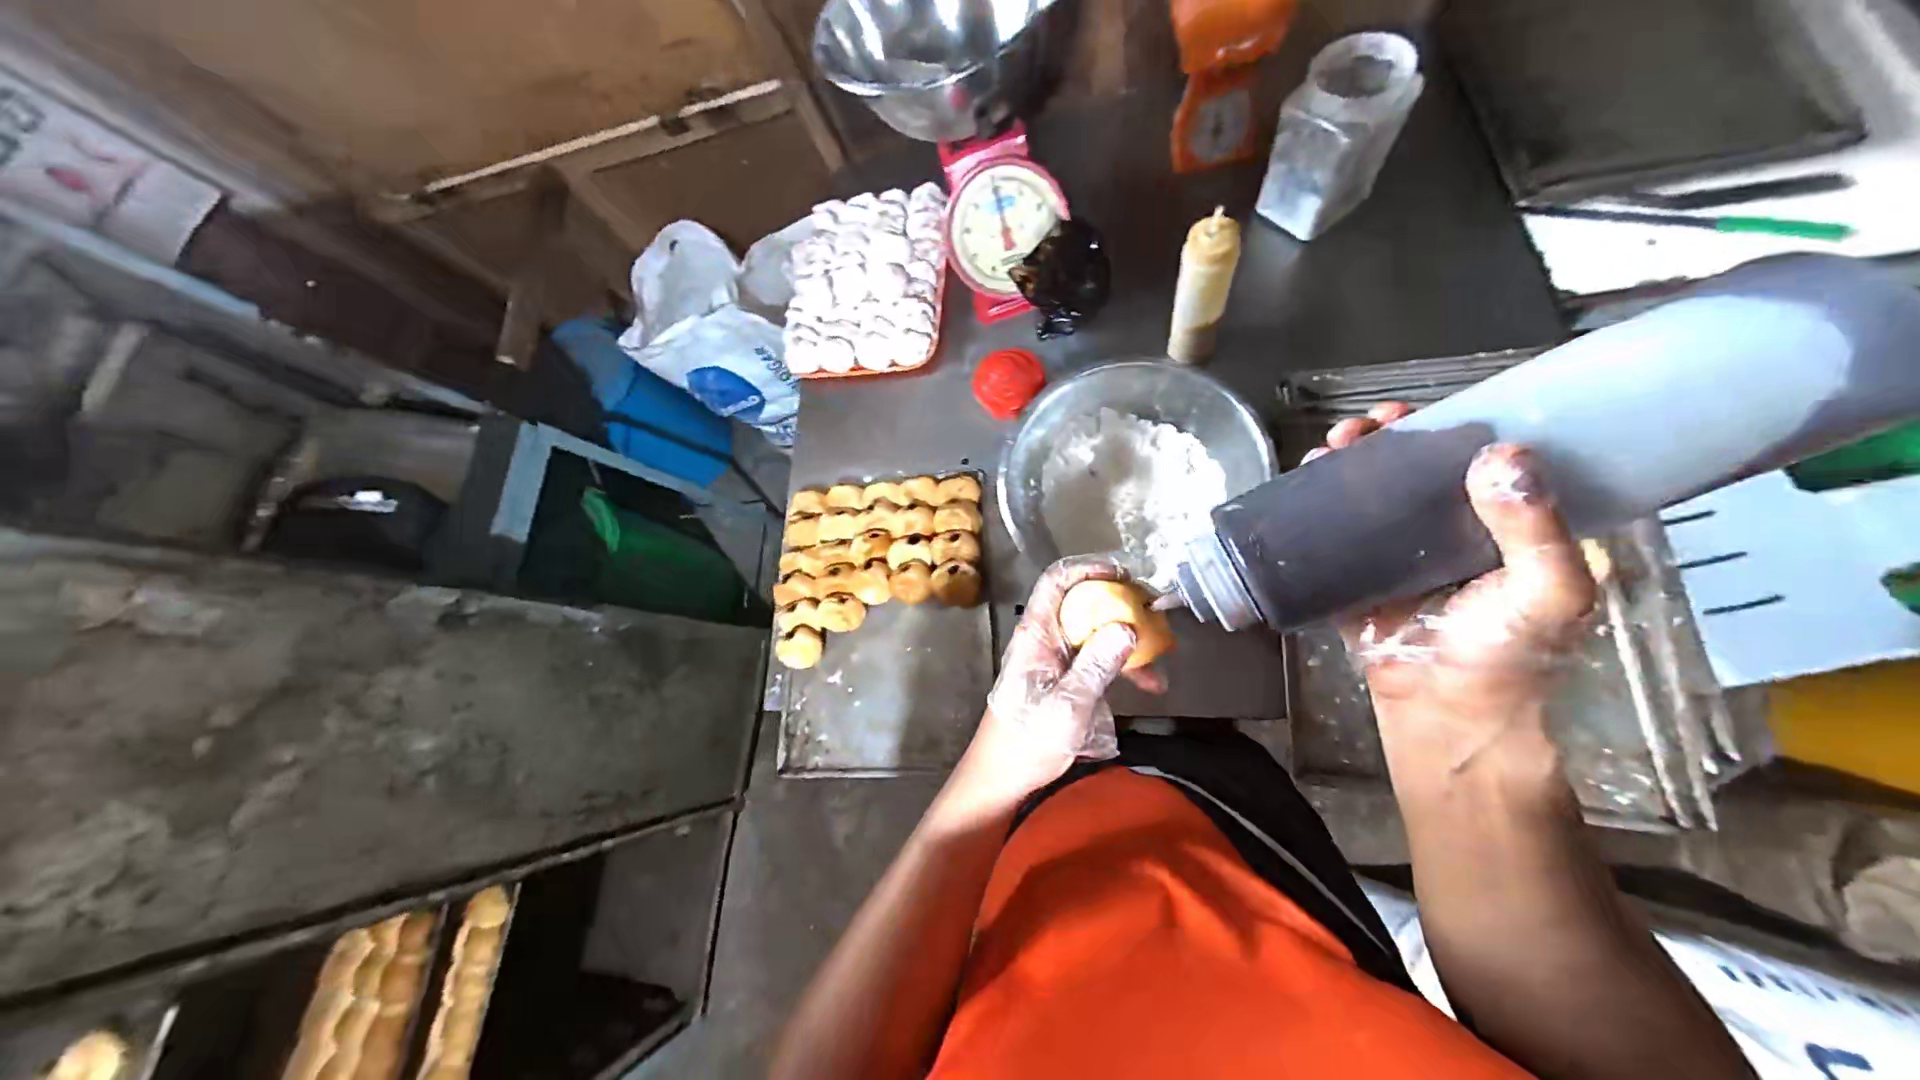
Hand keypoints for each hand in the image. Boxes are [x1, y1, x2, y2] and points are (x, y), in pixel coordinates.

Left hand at [964, 557, 1164, 805]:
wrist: (1002, 779)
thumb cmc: (1026, 742)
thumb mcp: (1067, 706)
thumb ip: (1096, 666)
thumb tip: (1127, 627)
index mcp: (1035, 636)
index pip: (1055, 582)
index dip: (1087, 569)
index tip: (1124, 575)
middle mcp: (1045, 639)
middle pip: (1081, 603)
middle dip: (1120, 603)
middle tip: (1154, 612)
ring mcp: (1055, 659)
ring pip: (1094, 631)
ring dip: (1127, 637)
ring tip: (1162, 650)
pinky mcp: (1065, 679)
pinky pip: (1097, 658)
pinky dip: (1122, 665)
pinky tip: (1150, 684)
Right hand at [1308, 404, 1595, 767]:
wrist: (1442, 711)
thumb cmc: (1507, 655)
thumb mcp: (1548, 592)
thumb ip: (1535, 529)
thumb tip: (1500, 455)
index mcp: (1502, 524)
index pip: (1475, 459)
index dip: (1450, 427)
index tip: (1422, 413)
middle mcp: (1447, 528)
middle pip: (1411, 467)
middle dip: (1384, 439)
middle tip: (1364, 428)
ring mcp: (1395, 550)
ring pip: (1368, 491)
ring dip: (1347, 463)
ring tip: (1330, 447)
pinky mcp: (1353, 572)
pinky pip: (1333, 529)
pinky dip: (1315, 502)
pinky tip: (1304, 482)